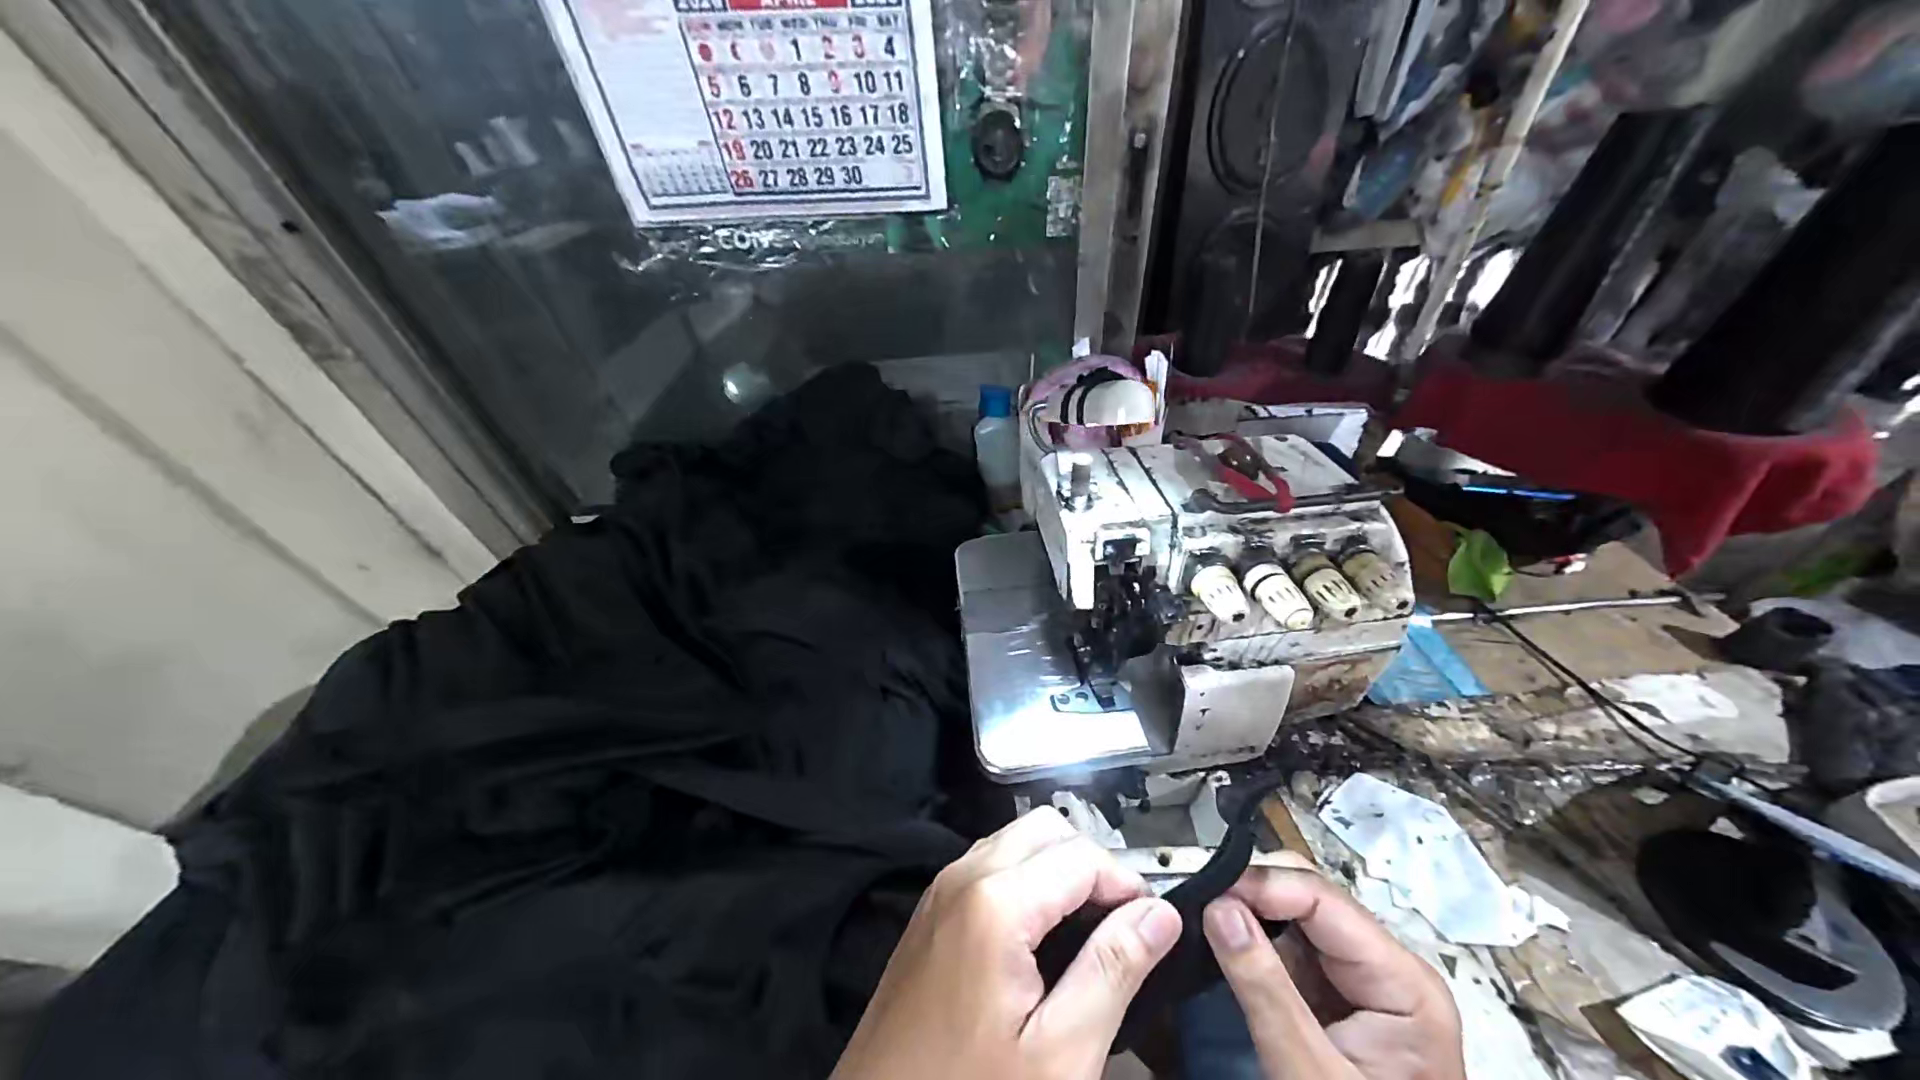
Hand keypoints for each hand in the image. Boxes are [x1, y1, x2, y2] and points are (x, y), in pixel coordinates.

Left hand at [833, 808, 1182, 1079]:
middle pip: (1047, 828)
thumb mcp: (1059, 1052)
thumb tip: (1160, 913)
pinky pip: (991, 863)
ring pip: (1017, 839)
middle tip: (1119, 926)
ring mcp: (943, 888)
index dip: (1126, 884)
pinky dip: (1027, 876)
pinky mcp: (933, 908)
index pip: (1082, 854)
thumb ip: (1113, 970)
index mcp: (996, 900)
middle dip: (1092, 863)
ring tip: (1087, 931)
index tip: (1150, 928)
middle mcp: (964, 875)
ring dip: (1059, 867)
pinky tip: (1042, 933)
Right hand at [1202, 865, 1464, 1079]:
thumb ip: (1265, 990)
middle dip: (1253, 892)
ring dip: (1249, 911)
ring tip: (1204, 916)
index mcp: (1404, 982)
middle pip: (1311, 896)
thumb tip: (1219, 908)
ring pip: (1295, 914)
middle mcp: (1388, 966)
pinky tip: (1225, 942)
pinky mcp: (1335, 990)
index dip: (1262, 884)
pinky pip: (1289, 944)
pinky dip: (1253, 938)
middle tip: (1200, 902)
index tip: (1207, 891)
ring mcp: (1362, 977)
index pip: (1323, 898)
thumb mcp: (1310, 1075)